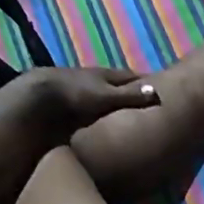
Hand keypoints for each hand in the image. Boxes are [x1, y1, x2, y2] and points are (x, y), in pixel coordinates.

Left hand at [13, 67, 160, 136]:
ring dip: (121, 108)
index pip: (133, 76)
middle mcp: (98, 82)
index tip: (163, 91)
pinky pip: (100, 113)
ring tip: (137, 121)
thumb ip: (131, 96)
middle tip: (153, 109)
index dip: (148, 83)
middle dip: (135, 95)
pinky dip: (110, 119)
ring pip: (110, 99)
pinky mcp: (78, 108)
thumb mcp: (107, 96)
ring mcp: (87, 94)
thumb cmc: (76, 95)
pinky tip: (116, 129)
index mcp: (107, 75)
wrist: (40, 101)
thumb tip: (157, 93)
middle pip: (121, 87)